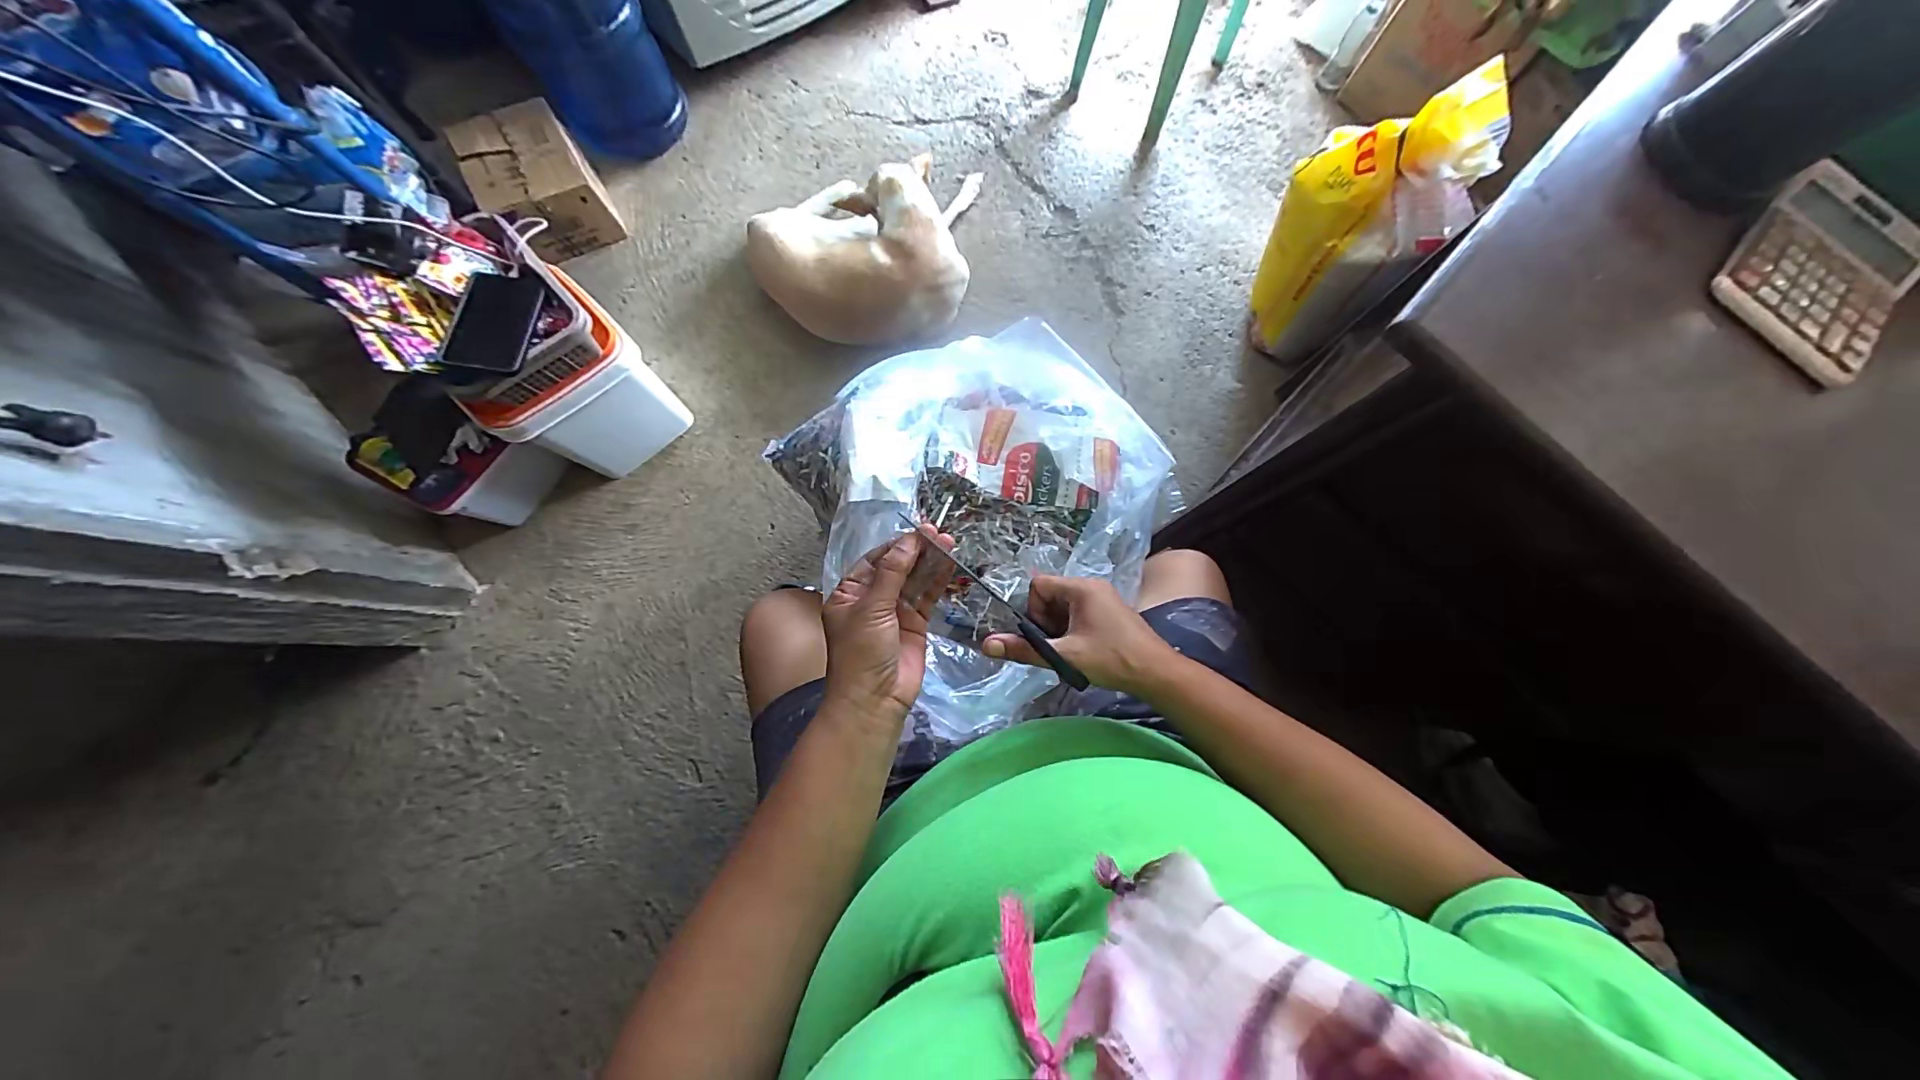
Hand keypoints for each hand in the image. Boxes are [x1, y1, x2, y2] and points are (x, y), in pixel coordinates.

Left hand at [821, 526, 955, 723]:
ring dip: (930, 562)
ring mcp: (894, 612)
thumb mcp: (871, 608)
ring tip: (949, 542)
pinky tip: (950, 564)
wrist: (875, 700)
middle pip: (897, 567)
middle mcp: (871, 599)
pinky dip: (938, 581)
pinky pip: (927, 597)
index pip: (875, 560)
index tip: (919, 530)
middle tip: (938, 533)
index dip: (897, 545)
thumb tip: (908, 541)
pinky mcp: (915, 624)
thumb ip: (892, 573)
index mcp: (849, 593)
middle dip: (917, 551)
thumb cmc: (861, 653)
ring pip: (914, 580)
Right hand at [983, 575, 1183, 697]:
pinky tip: (1084, 651)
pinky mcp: (1111, 612)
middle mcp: (1093, 586)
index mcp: (1081, 588)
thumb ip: (1025, 650)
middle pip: (1051, 595)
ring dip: (1060, 628)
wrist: (1157, 673)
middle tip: (1059, 646)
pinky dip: (1074, 630)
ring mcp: (1104, 598)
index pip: (1038, 585)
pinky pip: (1080, 613)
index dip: (1033, 610)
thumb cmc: (1111, 659)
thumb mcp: (1065, 656)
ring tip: (1072, 651)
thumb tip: (987, 644)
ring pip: (1065, 607)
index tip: (1045, 635)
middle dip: (1047, 621)